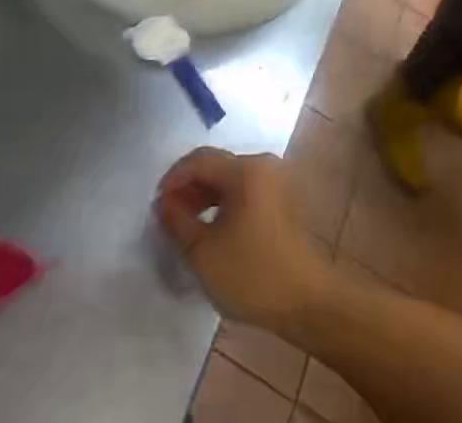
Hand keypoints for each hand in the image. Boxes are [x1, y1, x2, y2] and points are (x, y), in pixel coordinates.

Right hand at [156, 147, 331, 328]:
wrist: (305, 300)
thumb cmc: (251, 273)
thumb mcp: (202, 250)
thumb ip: (177, 220)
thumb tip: (164, 203)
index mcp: (247, 170)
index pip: (199, 160)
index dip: (173, 179)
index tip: (156, 205)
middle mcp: (265, 165)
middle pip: (217, 166)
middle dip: (189, 188)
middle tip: (169, 217)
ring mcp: (278, 181)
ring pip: (231, 179)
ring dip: (205, 197)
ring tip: (186, 225)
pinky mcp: (284, 199)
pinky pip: (246, 190)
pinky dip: (225, 203)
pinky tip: (212, 228)